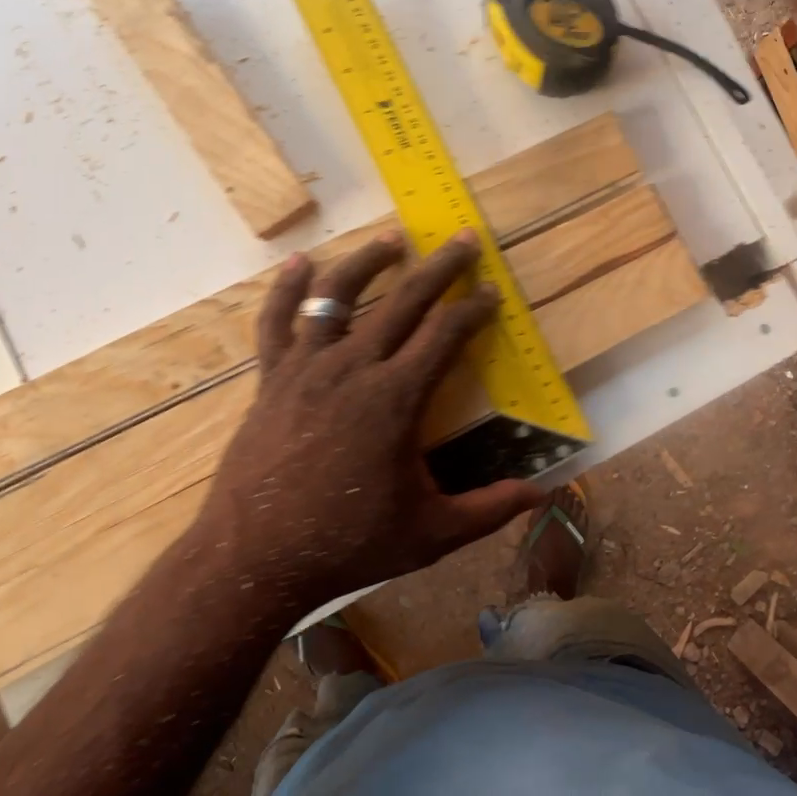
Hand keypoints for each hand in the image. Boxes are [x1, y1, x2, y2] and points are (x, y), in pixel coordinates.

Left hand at [199, 233, 545, 604]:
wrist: (253, 558)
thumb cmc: (347, 544)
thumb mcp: (431, 535)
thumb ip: (489, 510)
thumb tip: (542, 494)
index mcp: (396, 398)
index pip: (446, 334)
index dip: (473, 308)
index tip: (491, 290)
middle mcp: (353, 368)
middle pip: (404, 300)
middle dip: (440, 267)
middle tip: (463, 239)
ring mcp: (307, 368)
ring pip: (338, 296)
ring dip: (369, 261)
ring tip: (392, 238)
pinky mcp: (272, 379)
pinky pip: (277, 322)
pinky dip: (287, 289)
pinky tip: (300, 264)